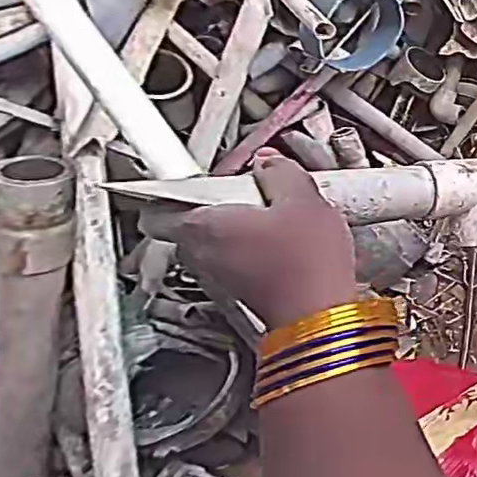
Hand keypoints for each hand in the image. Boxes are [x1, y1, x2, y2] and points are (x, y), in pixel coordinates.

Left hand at [171, 150, 358, 323]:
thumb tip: (271, 164)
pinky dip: (253, 249)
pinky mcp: (238, 290)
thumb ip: (282, 174)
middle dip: (220, 205)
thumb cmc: (305, 263)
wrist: (318, 311)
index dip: (183, 186)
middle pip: (191, 220)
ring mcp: (216, 275)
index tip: (210, 179)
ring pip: (214, 241)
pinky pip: (234, 259)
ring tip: (279, 220)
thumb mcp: (305, 200)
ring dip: (239, 229)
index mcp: (202, 225)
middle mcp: (197, 253)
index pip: (159, 203)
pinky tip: (288, 244)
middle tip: (254, 195)